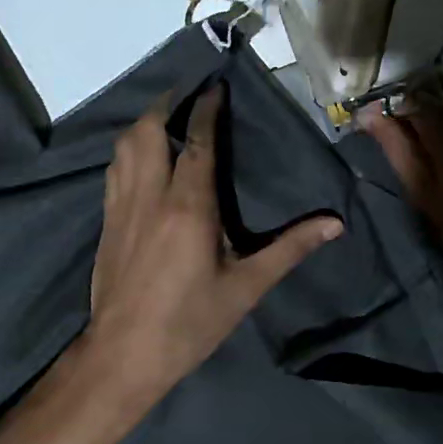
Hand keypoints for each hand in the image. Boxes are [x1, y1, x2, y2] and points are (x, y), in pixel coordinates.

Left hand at [85, 83, 342, 396]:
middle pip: (148, 130)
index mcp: (188, 207)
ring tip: (167, 115)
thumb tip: (336, 224)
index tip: (217, 86)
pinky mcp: (107, 222)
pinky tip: (142, 156)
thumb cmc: (189, 323)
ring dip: (145, 122)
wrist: (121, 357)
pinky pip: (114, 169)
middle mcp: (150, 196)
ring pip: (124, 146)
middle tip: (189, 92)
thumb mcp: (246, 288)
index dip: (207, 109)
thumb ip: (290, 249)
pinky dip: (129, 149)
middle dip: (167, 103)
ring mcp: (122, 207)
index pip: (197, 142)